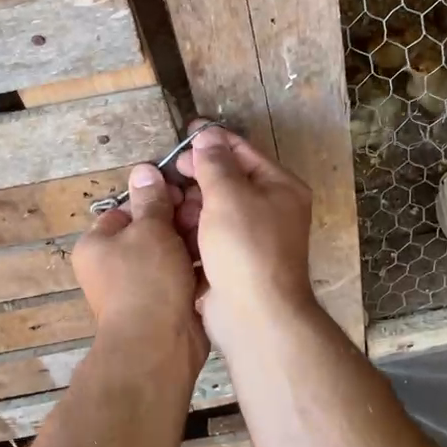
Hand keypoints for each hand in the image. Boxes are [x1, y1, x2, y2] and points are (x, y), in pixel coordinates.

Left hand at [72, 164, 204, 365]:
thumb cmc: (146, 280)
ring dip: (192, 242)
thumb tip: (143, 169)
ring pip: (170, 253)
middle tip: (205, 210)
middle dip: (178, 219)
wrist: (158, 346)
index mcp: (97, 244)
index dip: (156, 197)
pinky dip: (197, 267)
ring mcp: (139, 287)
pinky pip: (182, 276)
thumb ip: (151, 201)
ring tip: (215, 231)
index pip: (126, 209)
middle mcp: (113, 266)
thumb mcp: (150, 231)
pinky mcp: (164, 304)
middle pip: (150, 230)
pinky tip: (219, 256)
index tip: (184, 191)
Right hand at [173, 124, 316, 346]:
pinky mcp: (233, 264)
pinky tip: (169, 229)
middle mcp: (270, 210)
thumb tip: (207, 137)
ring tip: (167, 204)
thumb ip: (215, 164)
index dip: (214, 141)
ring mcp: (251, 239)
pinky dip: (191, 232)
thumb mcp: (229, 195)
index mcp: (280, 188)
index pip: (244, 153)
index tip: (185, 132)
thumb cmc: (246, 247)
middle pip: (228, 182)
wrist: (255, 315)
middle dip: (197, 177)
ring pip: (214, 211)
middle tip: (169, 173)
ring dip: (190, 206)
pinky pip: (208, 238)